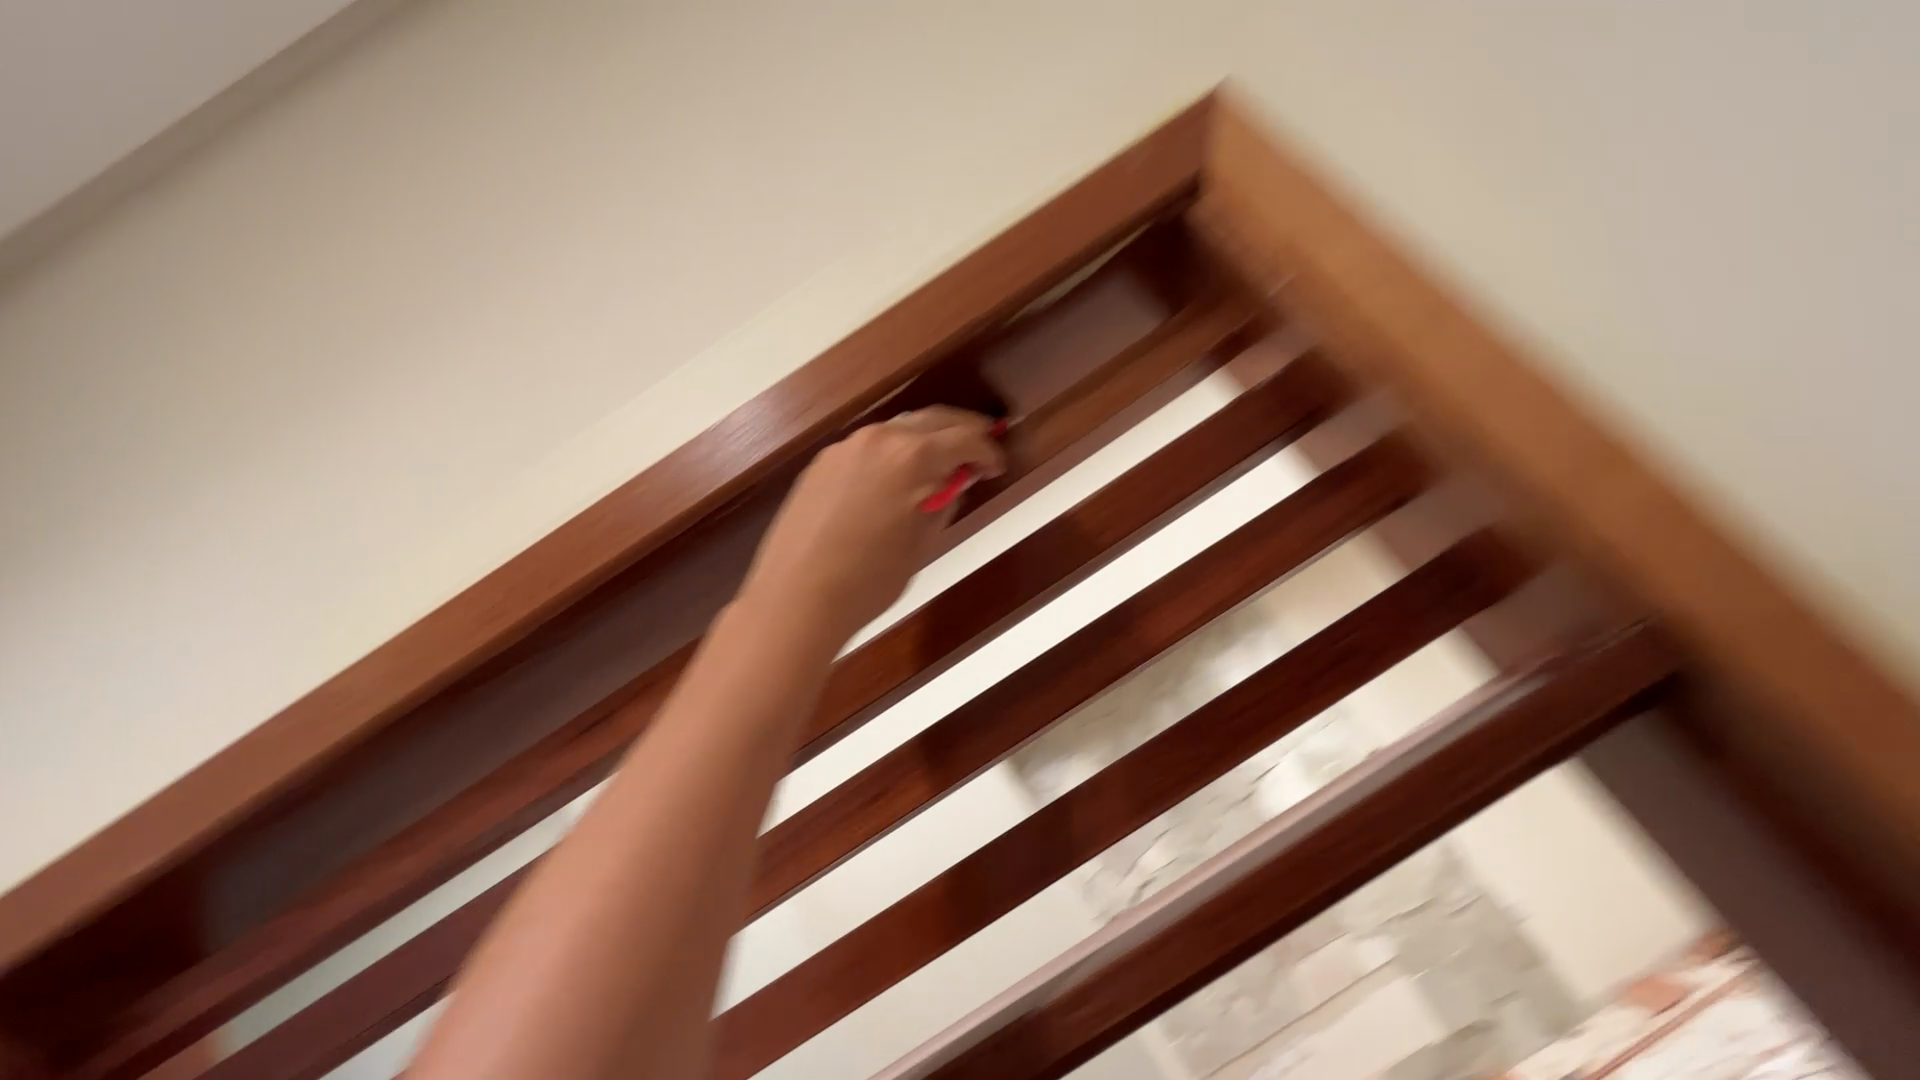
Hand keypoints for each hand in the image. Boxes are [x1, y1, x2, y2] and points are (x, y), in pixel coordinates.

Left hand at [739, 407, 1006, 646]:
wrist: (796, 598)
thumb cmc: (868, 580)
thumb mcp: (922, 543)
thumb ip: (945, 501)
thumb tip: (958, 480)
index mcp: (911, 456)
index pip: (965, 438)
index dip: (988, 451)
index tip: (997, 465)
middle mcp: (879, 438)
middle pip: (932, 420)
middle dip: (961, 432)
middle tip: (980, 450)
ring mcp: (845, 447)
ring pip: (898, 429)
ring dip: (925, 439)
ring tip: (941, 465)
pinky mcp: (822, 463)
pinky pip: (870, 446)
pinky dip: (893, 453)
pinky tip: (899, 478)